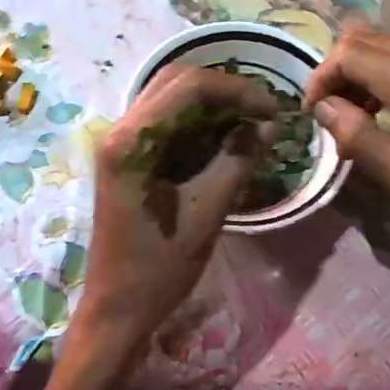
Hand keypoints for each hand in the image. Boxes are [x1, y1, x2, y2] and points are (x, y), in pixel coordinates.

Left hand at [71, 66, 277, 371]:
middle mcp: (120, 130)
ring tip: (252, 125)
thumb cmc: (156, 269)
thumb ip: (236, 162)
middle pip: (176, 82)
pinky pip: (167, 123)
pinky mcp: (129, 157)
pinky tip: (227, 140)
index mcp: (131, 141)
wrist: (116, 308)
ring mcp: (121, 142)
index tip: (273, 111)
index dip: (237, 90)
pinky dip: (199, 124)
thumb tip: (268, 126)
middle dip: (225, 91)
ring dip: (213, 105)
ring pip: (171, 98)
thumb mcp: (205, 215)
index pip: (188, 86)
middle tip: (264, 115)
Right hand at [303, 26, 389, 243]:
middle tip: (332, 115)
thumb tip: (322, 108)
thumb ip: (357, 138)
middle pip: (355, 39)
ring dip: (351, 73)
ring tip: (353, 116)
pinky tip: (377, 108)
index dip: (320, 80)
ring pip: (371, 42)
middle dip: (333, 74)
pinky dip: (371, 72)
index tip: (316, 115)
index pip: (347, 54)